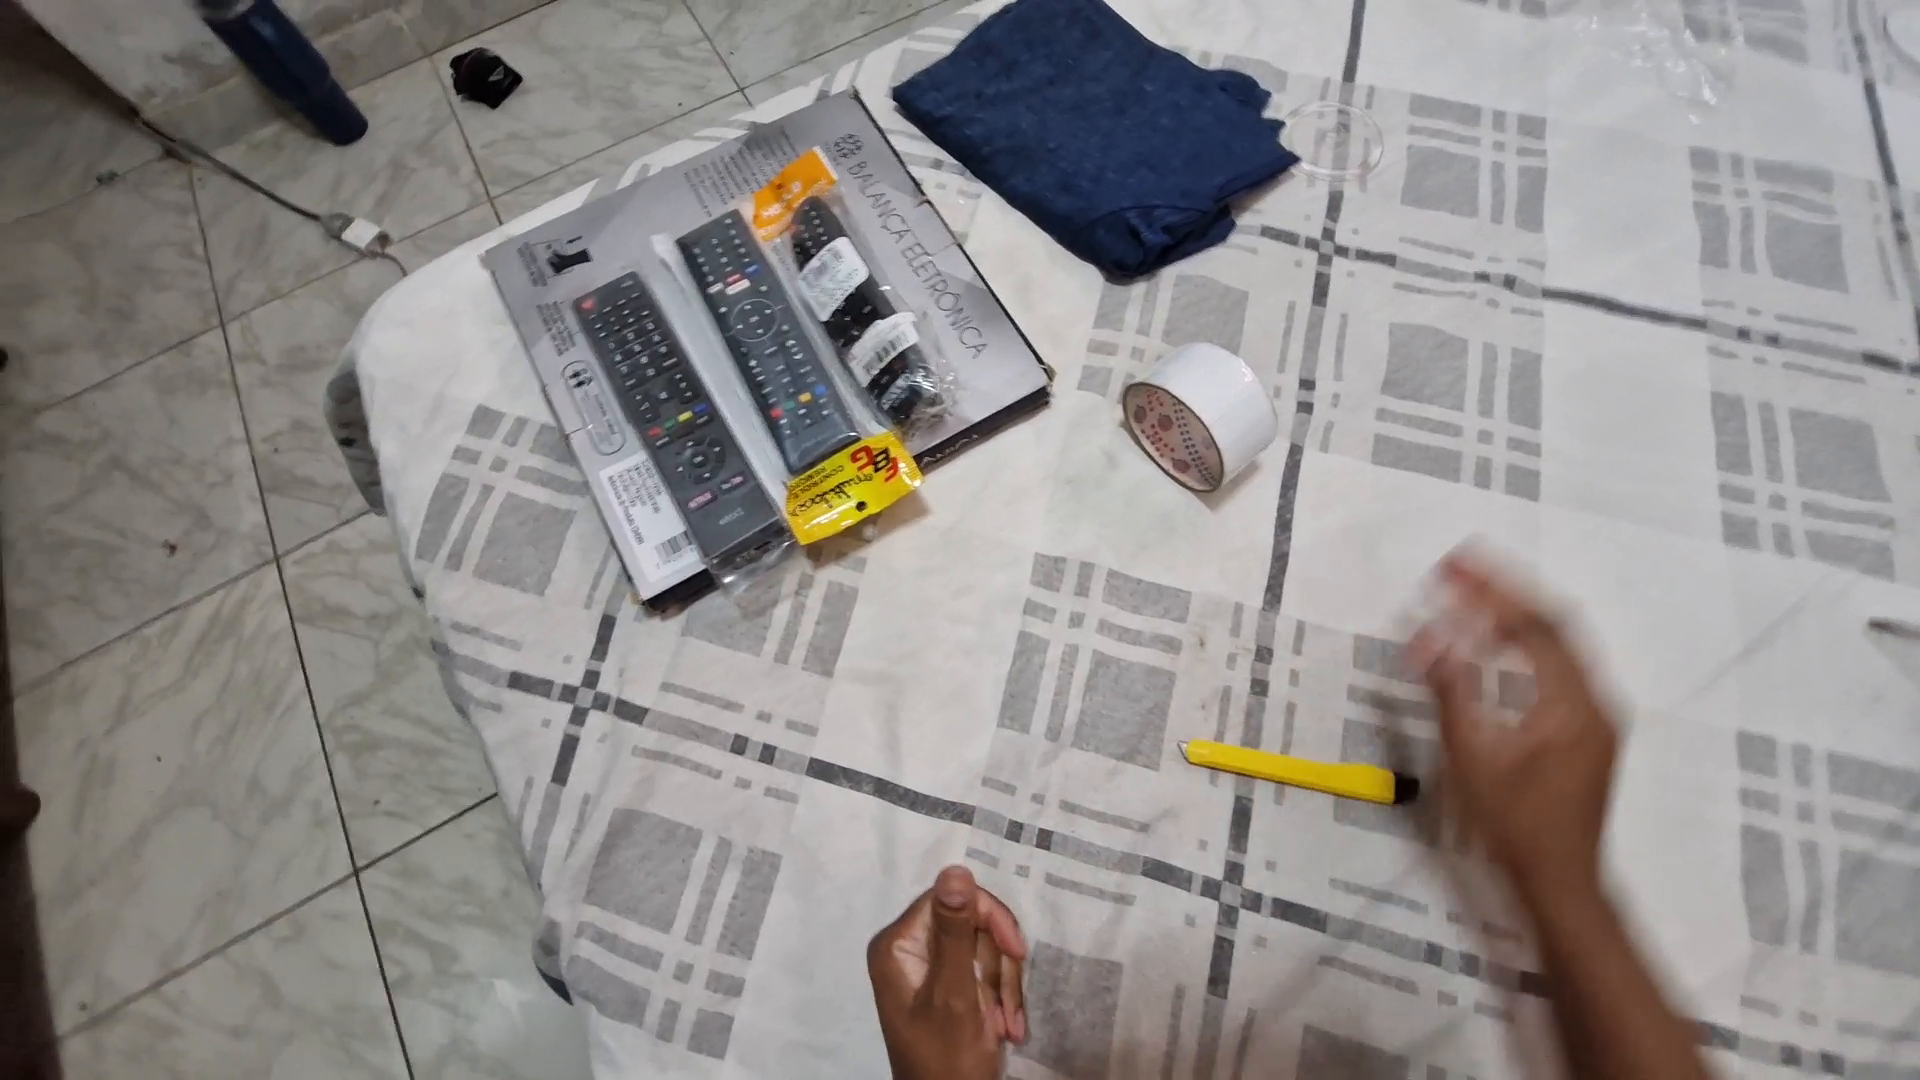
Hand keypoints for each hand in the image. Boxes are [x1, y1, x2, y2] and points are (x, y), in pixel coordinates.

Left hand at [867, 865, 1028, 1079]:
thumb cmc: (948, 1061)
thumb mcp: (955, 994)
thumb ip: (955, 931)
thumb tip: (954, 868)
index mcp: (897, 944)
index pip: (949, 898)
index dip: (987, 918)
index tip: (1016, 950)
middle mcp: (907, 948)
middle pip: (968, 922)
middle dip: (997, 963)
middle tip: (1007, 1006)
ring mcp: (926, 967)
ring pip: (981, 946)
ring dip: (1003, 985)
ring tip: (1008, 1026)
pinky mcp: (945, 985)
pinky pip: (982, 969)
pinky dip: (1001, 997)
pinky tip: (1007, 1028)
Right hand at [1411, 552, 1618, 909]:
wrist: (1559, 879)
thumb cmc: (1513, 822)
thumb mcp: (1473, 757)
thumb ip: (1451, 692)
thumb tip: (1427, 636)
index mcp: (1573, 704)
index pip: (1534, 627)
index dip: (1491, 591)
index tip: (1449, 566)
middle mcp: (1593, 700)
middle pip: (1552, 625)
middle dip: (1502, 590)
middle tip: (1456, 566)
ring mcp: (1591, 715)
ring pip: (1554, 644)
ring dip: (1509, 613)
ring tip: (1466, 592)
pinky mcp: (1580, 728)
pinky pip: (1550, 666)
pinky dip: (1516, 642)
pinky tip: (1487, 642)